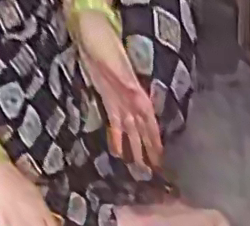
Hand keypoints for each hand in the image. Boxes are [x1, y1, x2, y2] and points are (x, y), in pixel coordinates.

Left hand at [74, 12, 161, 168]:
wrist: (88, 29)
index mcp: (136, 93)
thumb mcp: (117, 62)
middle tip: (153, 172)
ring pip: (131, 130)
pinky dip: (117, 138)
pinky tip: (118, 153)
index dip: (155, 140)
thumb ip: (127, 82)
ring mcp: (119, 101)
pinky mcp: (107, 100)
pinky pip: (115, 124)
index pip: (149, 122)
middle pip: (142, 130)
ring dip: (135, 148)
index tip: (161, 158)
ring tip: (139, 169)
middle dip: (149, 150)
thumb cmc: (103, 40)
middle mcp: (131, 101)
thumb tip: (140, 102)